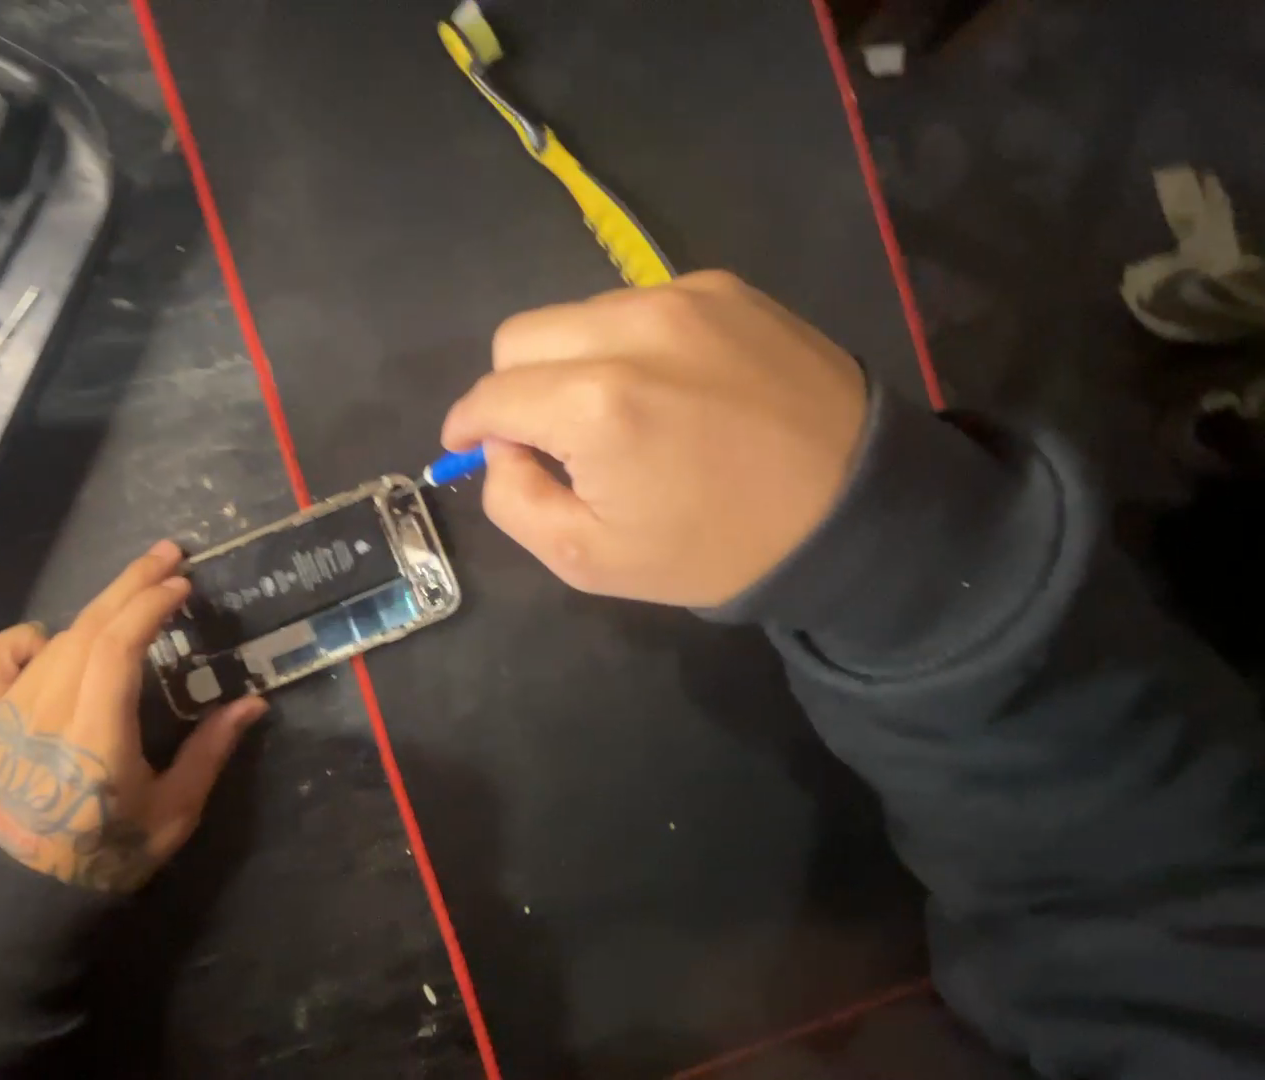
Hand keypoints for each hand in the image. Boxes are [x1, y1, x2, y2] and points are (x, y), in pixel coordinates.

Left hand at [0, 540, 267, 891]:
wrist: (15, 902)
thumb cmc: (104, 858)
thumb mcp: (172, 814)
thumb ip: (211, 752)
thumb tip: (254, 702)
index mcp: (94, 737)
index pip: (117, 646)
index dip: (150, 606)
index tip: (183, 584)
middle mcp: (44, 713)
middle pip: (88, 627)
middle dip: (132, 584)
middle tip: (169, 555)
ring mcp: (4, 714)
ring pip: (55, 638)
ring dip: (98, 608)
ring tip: (133, 592)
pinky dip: (27, 637)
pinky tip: (53, 642)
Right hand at [441, 271, 867, 606]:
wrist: (854, 514)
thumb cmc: (711, 547)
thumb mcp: (585, 557)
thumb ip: (511, 497)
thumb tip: (501, 445)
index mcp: (593, 406)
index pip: (490, 395)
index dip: (465, 423)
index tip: (463, 444)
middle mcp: (631, 331)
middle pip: (518, 336)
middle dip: (511, 387)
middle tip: (542, 435)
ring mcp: (683, 298)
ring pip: (573, 315)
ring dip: (565, 362)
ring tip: (608, 411)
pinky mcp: (725, 289)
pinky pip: (633, 306)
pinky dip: (621, 344)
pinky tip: (660, 386)